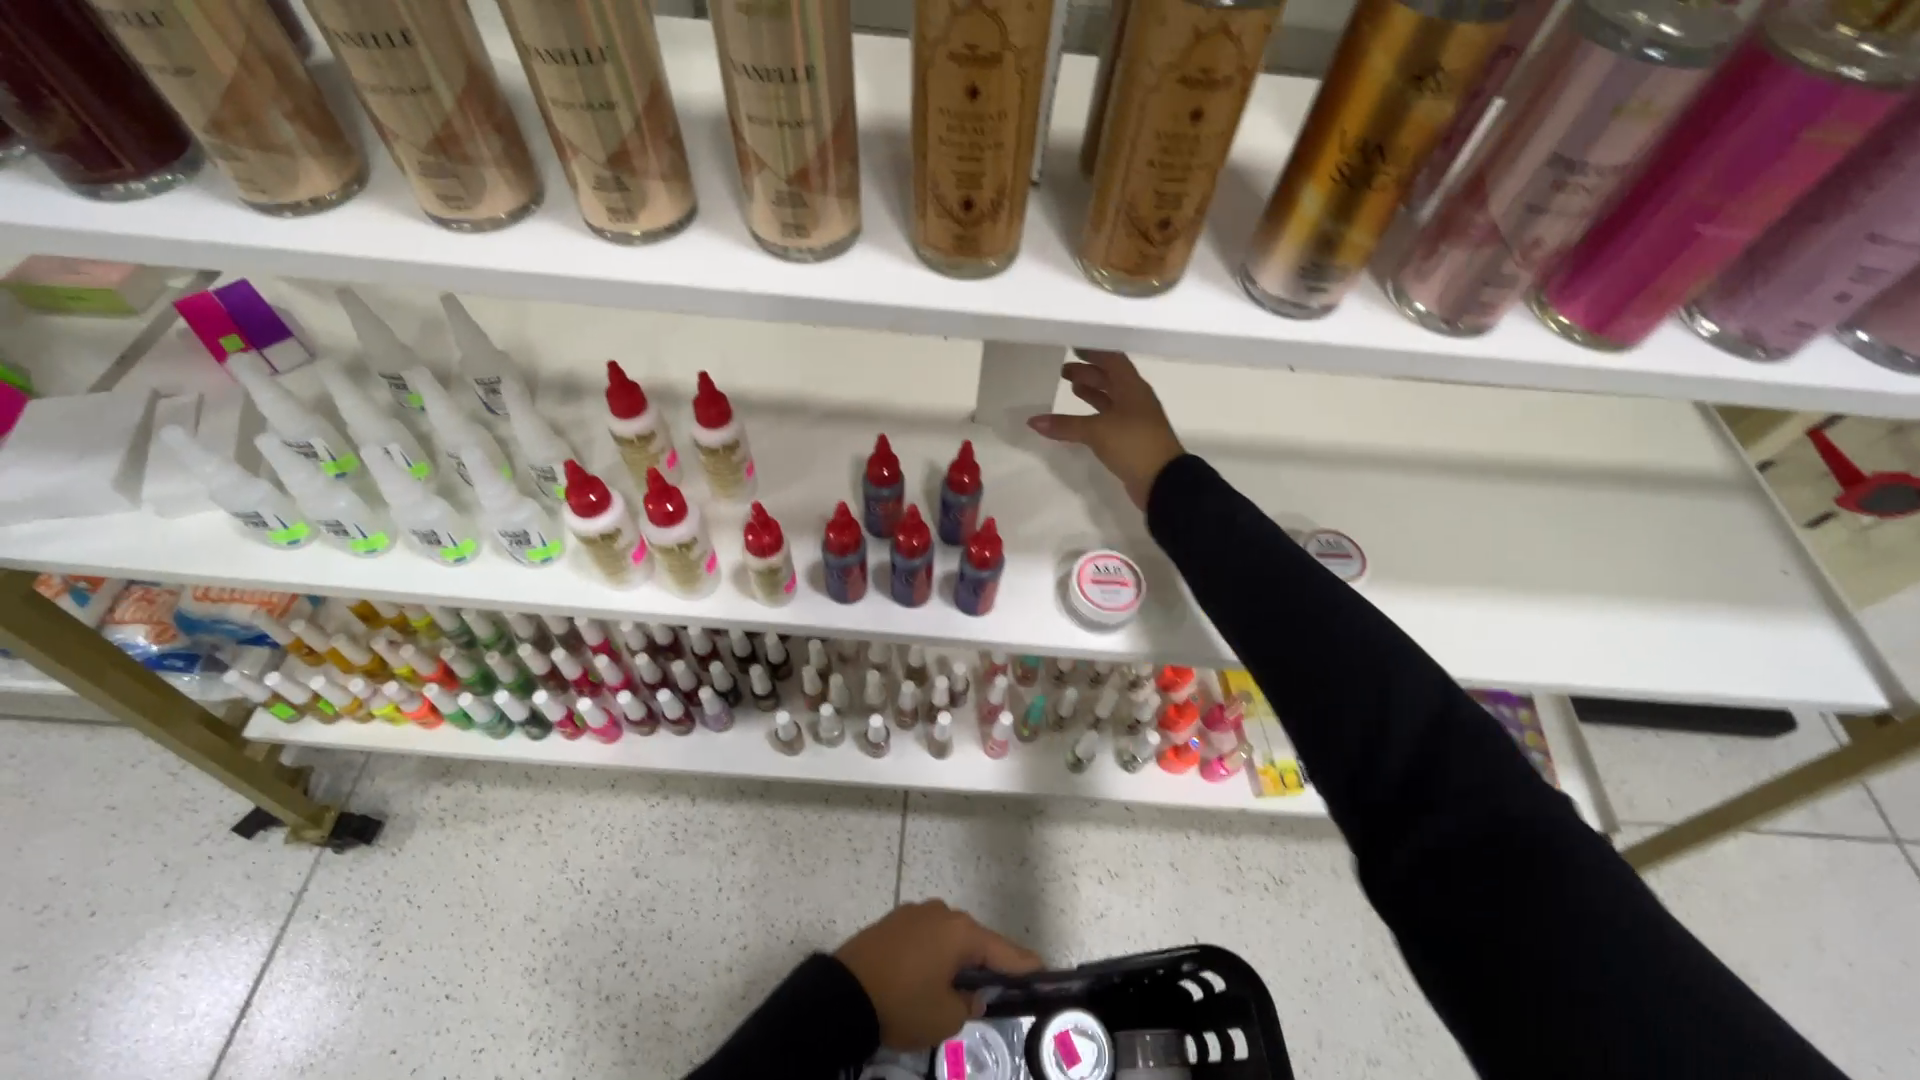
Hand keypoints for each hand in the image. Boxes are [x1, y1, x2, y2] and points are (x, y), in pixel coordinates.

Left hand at [834, 899, 1041, 1049]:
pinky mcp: (891, 922)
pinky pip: (924, 938)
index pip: (1005, 951)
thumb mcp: (945, 1018)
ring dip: (956, 959)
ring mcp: (913, 913)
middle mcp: (941, 913)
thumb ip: (969, 1004)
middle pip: (975, 940)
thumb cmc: (901, 1004)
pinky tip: (929, 975)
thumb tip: (970, 994)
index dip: (1025, 965)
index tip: (1044, 972)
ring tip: (959, 986)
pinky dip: (932, 954)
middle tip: (998, 988)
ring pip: (947, 938)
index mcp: (961, 932)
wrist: (840, 995)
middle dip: (987, 963)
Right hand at [1027, 349, 1184, 508]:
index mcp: (1132, 387)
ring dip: (1093, 391)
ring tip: (1071, 387)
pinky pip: (1110, 418)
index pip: (1113, 360)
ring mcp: (1135, 419)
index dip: (1094, 352)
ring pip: (1111, 398)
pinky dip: (1094, 414)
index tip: (1074, 347)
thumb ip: (1065, 425)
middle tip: (1064, 370)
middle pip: (1111, 378)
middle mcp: (1135, 399)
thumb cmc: (1133, 444)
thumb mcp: (1096, 431)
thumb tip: (1033, 421)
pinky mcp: (1131, 438)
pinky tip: (1080, 419)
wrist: (1162, 480)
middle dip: (1089, 372)